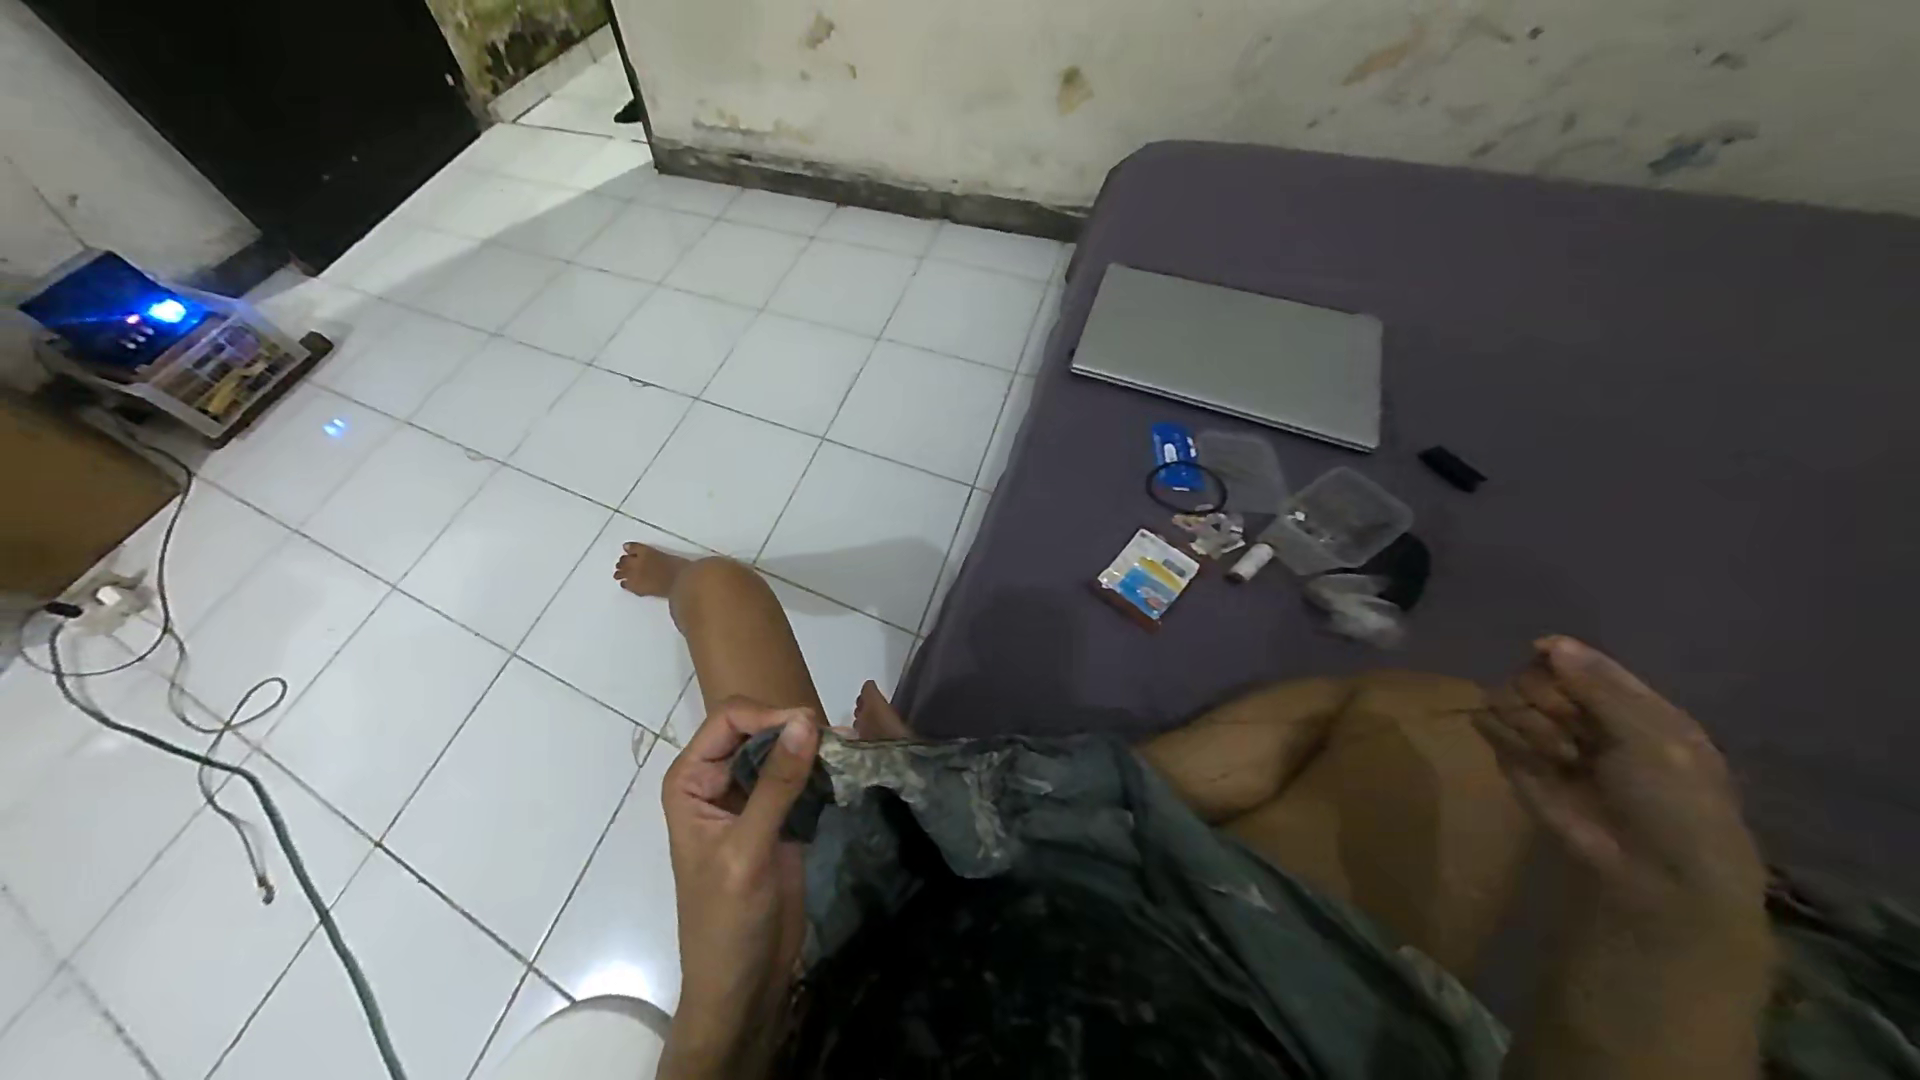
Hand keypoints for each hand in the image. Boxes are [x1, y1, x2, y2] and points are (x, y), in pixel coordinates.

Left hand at [660, 698, 820, 1079]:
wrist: (744, 982)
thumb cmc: (726, 921)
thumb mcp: (747, 850)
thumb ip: (777, 784)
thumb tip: (805, 720)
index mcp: (692, 780)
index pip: (729, 720)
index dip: (768, 714)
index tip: (809, 727)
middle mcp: (719, 778)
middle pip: (759, 727)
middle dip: (795, 728)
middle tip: (836, 740)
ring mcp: (752, 795)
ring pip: (784, 747)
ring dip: (814, 746)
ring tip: (848, 750)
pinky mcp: (781, 813)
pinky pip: (802, 774)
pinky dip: (823, 769)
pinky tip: (845, 770)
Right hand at [1476, 636, 1765, 926]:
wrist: (1654, 873)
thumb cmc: (1676, 804)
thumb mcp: (1655, 740)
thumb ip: (1600, 688)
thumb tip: (1548, 642)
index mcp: (1624, 703)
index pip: (1573, 659)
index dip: (1560, 661)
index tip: (1557, 672)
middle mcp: (1580, 714)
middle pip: (1532, 674)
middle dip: (1544, 697)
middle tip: (1570, 728)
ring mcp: (1544, 737)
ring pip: (1504, 696)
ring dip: (1527, 722)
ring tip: (1558, 756)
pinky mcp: (1513, 760)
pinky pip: (1486, 725)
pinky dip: (1503, 737)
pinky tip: (1531, 760)